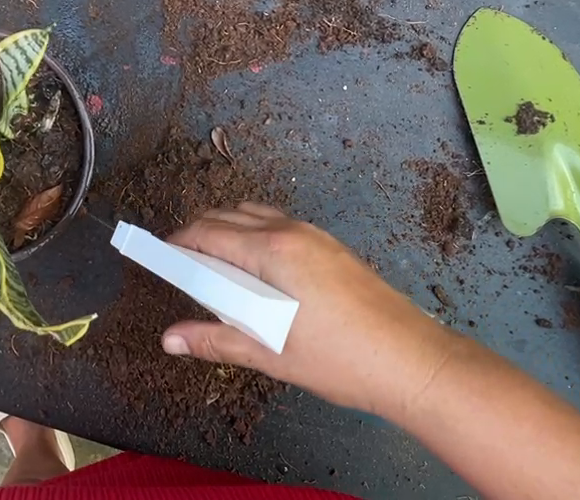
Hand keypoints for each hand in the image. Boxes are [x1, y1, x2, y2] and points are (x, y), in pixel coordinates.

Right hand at [161, 204, 459, 421]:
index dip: (177, 243)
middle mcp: (288, 231)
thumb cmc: (342, 360)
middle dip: (197, 235)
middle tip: (185, 269)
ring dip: (226, 230)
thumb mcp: (273, 355)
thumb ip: (217, 340)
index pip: (206, 232)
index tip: (160, 259)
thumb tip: (168, 339)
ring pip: (251, 214)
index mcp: (270, 251)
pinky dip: (252, 233)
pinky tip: (257, 269)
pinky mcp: (329, 244)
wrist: (418, 363)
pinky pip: (275, 222)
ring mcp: (312, 233)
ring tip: (218, 268)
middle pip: (224, 216)